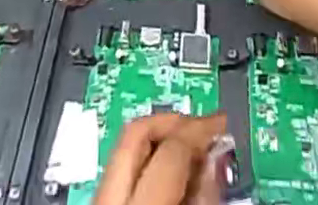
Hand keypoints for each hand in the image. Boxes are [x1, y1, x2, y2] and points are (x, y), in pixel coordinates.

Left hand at [92, 112, 225, 204]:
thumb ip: (202, 198)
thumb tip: (215, 159)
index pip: (170, 147)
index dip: (201, 130)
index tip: (221, 124)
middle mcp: (106, 197)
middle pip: (137, 132)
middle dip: (175, 121)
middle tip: (204, 126)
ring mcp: (96, 200)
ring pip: (125, 148)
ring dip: (159, 139)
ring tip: (190, 150)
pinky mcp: (96, 204)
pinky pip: (119, 171)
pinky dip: (145, 163)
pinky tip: (168, 175)